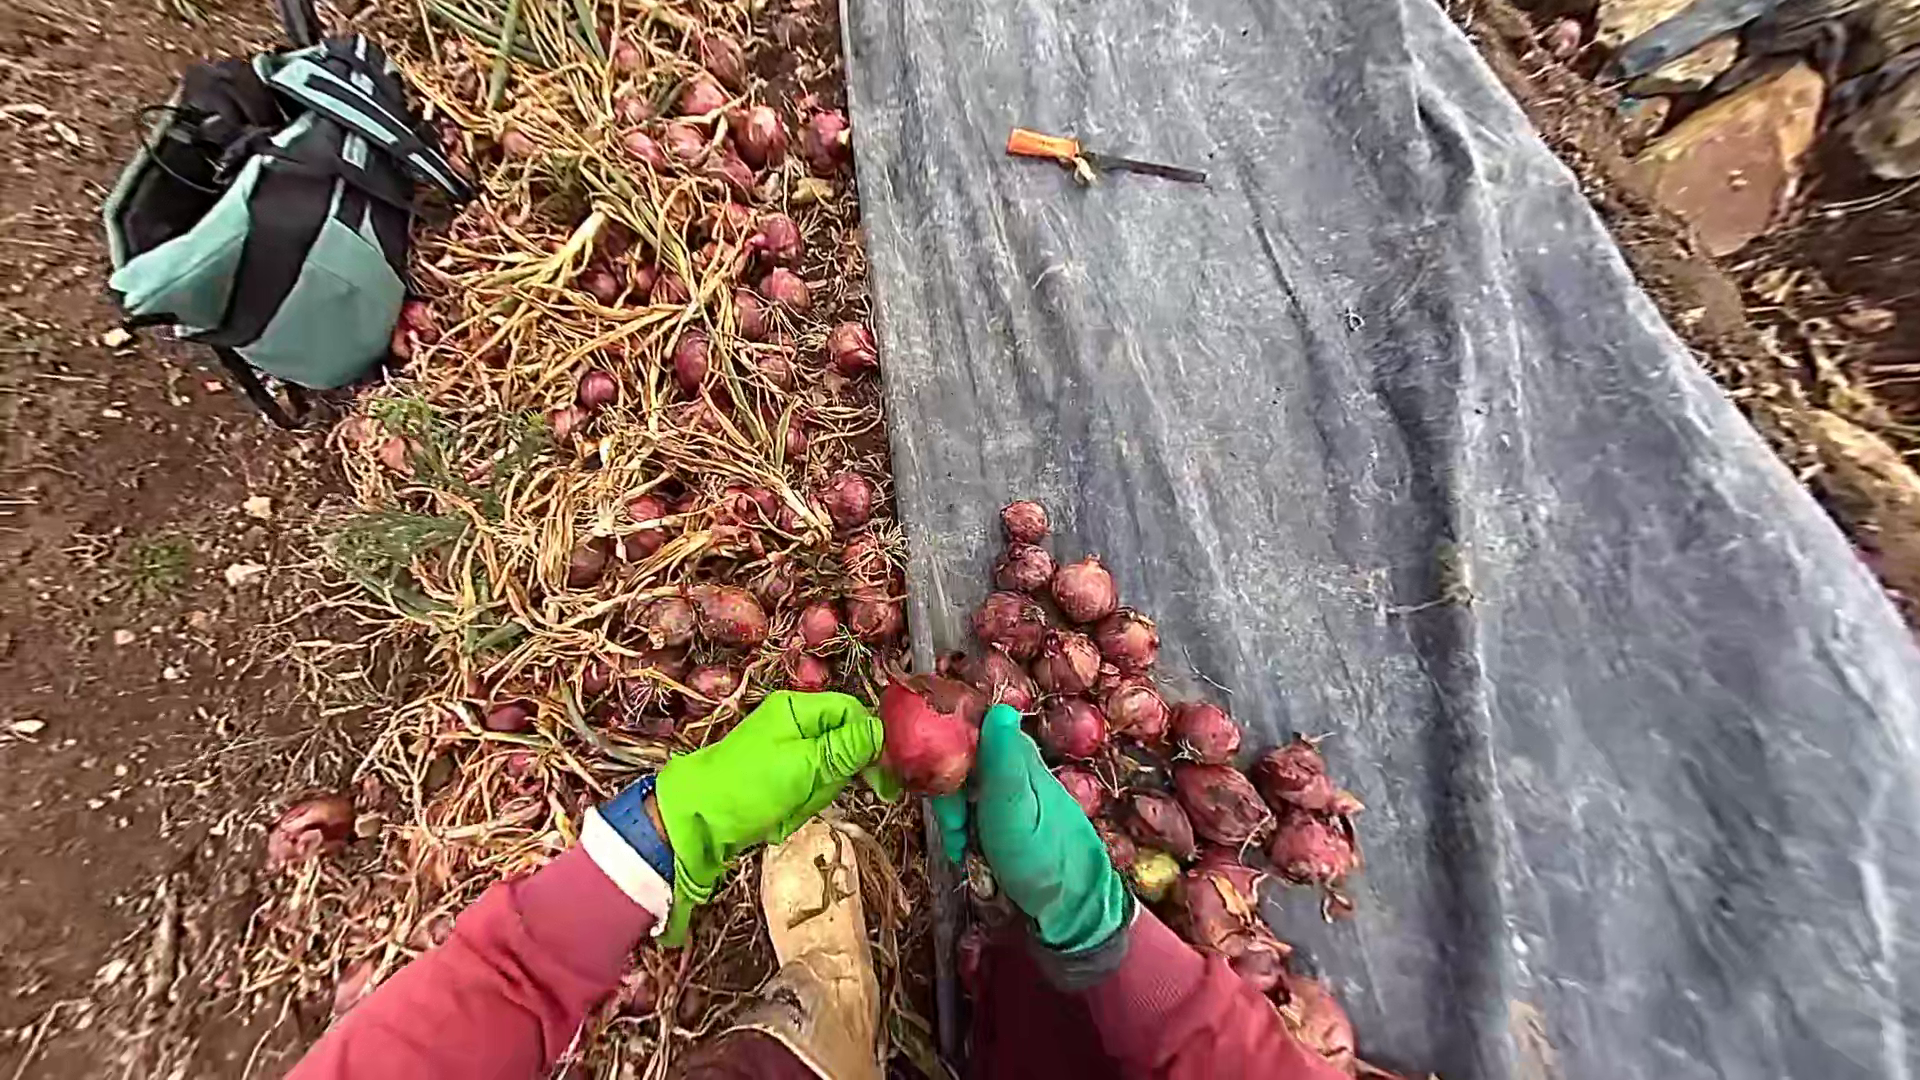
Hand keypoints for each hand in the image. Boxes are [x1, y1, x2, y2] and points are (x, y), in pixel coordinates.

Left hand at [654, 691, 883, 943]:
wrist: (692, 827)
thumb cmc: (746, 789)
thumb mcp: (802, 768)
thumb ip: (846, 748)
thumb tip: (883, 732)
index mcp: (798, 708)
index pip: (852, 711)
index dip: (870, 739)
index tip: (883, 771)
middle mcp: (796, 722)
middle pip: (846, 739)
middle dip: (838, 772)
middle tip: (819, 794)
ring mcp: (789, 748)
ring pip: (832, 766)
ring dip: (820, 791)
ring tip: (795, 806)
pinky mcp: (783, 773)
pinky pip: (813, 783)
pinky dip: (806, 801)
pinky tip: (786, 814)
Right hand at [933, 705, 1129, 952]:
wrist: (1073, 905)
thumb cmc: (1041, 856)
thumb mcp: (1014, 808)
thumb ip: (1002, 759)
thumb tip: (1000, 707)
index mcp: (1014, 750)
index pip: (962, 730)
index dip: (942, 758)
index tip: (941, 795)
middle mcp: (1011, 757)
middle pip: (958, 758)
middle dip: (947, 795)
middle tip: (955, 831)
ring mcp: (1010, 782)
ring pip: (961, 784)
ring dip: (954, 815)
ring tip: (962, 845)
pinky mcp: (1007, 805)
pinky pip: (972, 804)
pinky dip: (964, 825)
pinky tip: (968, 847)